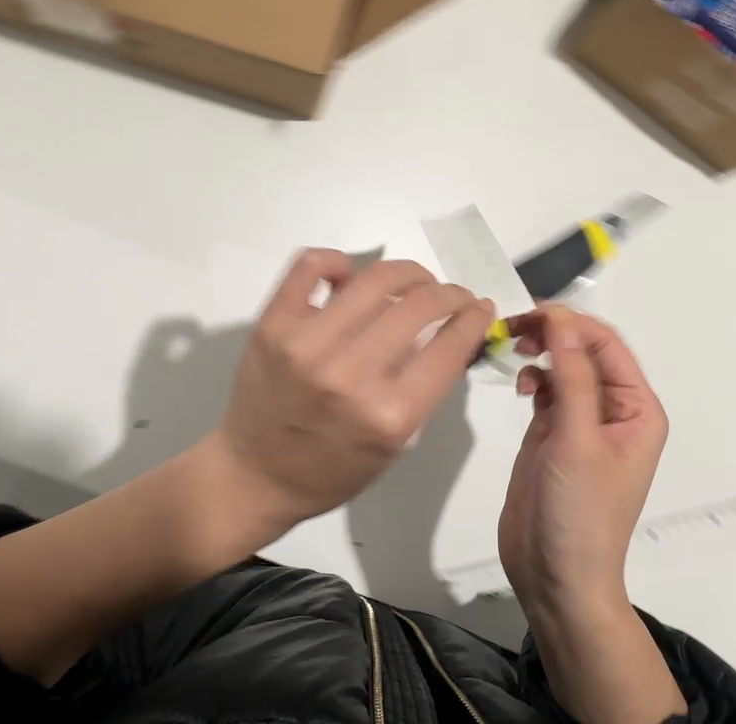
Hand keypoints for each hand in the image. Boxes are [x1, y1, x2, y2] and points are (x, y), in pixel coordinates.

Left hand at [206, 249, 496, 529]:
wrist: (254, 474)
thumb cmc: (332, 469)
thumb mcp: (395, 444)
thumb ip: (423, 388)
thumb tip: (447, 330)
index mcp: (388, 415)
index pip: (449, 347)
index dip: (474, 319)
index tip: (481, 308)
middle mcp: (348, 375)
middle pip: (419, 304)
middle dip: (450, 293)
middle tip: (453, 295)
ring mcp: (306, 345)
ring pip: (373, 278)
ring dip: (408, 272)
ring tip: (414, 281)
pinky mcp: (273, 325)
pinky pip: (311, 265)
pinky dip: (338, 261)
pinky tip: (349, 276)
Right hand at [498, 304, 667, 621]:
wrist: (556, 578)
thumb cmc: (580, 513)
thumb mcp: (578, 441)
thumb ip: (570, 375)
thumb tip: (561, 318)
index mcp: (637, 409)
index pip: (607, 345)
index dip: (572, 322)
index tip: (529, 313)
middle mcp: (613, 409)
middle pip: (584, 350)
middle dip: (552, 332)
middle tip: (512, 328)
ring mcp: (581, 421)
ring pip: (562, 364)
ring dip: (539, 350)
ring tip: (512, 351)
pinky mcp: (552, 433)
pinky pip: (546, 386)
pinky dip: (531, 375)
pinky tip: (519, 384)